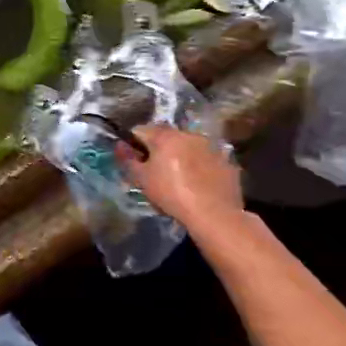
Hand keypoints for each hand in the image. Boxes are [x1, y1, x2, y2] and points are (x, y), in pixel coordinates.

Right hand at [118, 124, 243, 232]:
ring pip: (188, 146)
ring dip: (181, 156)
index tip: (136, 163)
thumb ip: (128, 160)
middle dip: (159, 149)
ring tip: (179, 180)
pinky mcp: (226, 161)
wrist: (213, 214)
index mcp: (165, 136)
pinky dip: (200, 166)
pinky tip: (198, 185)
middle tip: (156, 173)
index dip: (135, 146)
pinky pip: (206, 159)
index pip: (141, 131)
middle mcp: (189, 134)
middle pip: (167, 136)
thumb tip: (119, 145)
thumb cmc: (171, 194)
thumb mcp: (142, 180)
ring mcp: (210, 146)